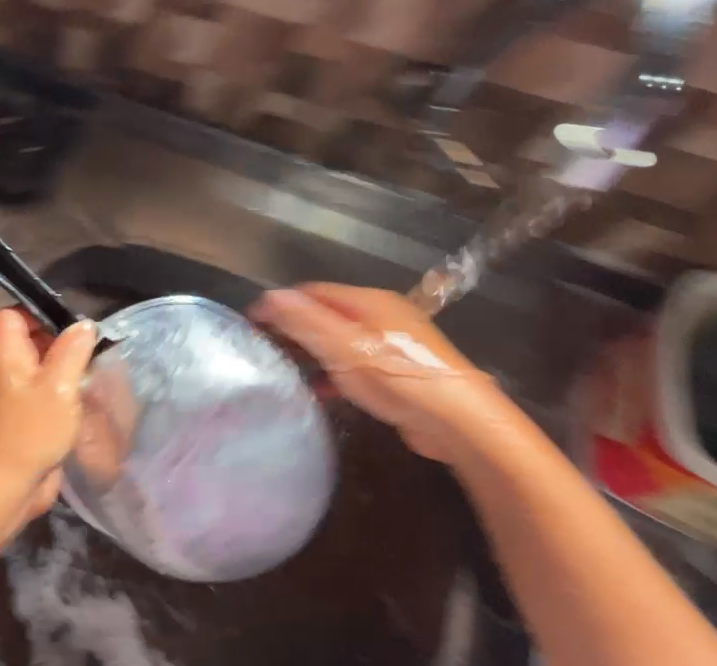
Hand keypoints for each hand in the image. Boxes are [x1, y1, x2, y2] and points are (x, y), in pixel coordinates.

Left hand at [0, 309, 99, 521]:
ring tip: (92, 372)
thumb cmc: (32, 429)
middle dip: (60, 340)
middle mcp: (5, 365)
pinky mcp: (25, 412)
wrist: (10, 484)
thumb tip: (84, 325)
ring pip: (40, 364)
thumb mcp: (60, 385)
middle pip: (30, 337)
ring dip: (65, 366)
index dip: (40, 313)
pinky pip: (44, 387)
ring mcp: (14, 390)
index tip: (71, 326)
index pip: (14, 313)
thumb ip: (73, 350)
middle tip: (89, 350)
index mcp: (5, 350)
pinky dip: (62, 388)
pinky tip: (84, 397)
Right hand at [251, 283, 518, 464]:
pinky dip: (335, 372)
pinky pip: (355, 362)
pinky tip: (324, 392)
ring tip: (289, 372)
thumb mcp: (343, 348)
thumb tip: (268, 296)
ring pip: (339, 340)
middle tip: (268, 350)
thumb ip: (304, 320)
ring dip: (314, 354)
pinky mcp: (400, 371)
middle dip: (295, 329)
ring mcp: (393, 343)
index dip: (280, 305)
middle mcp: (381, 314)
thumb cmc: (398, 377)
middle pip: (325, 314)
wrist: (462, 425)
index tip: (254, 325)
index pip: (310, 291)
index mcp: (368, 300)